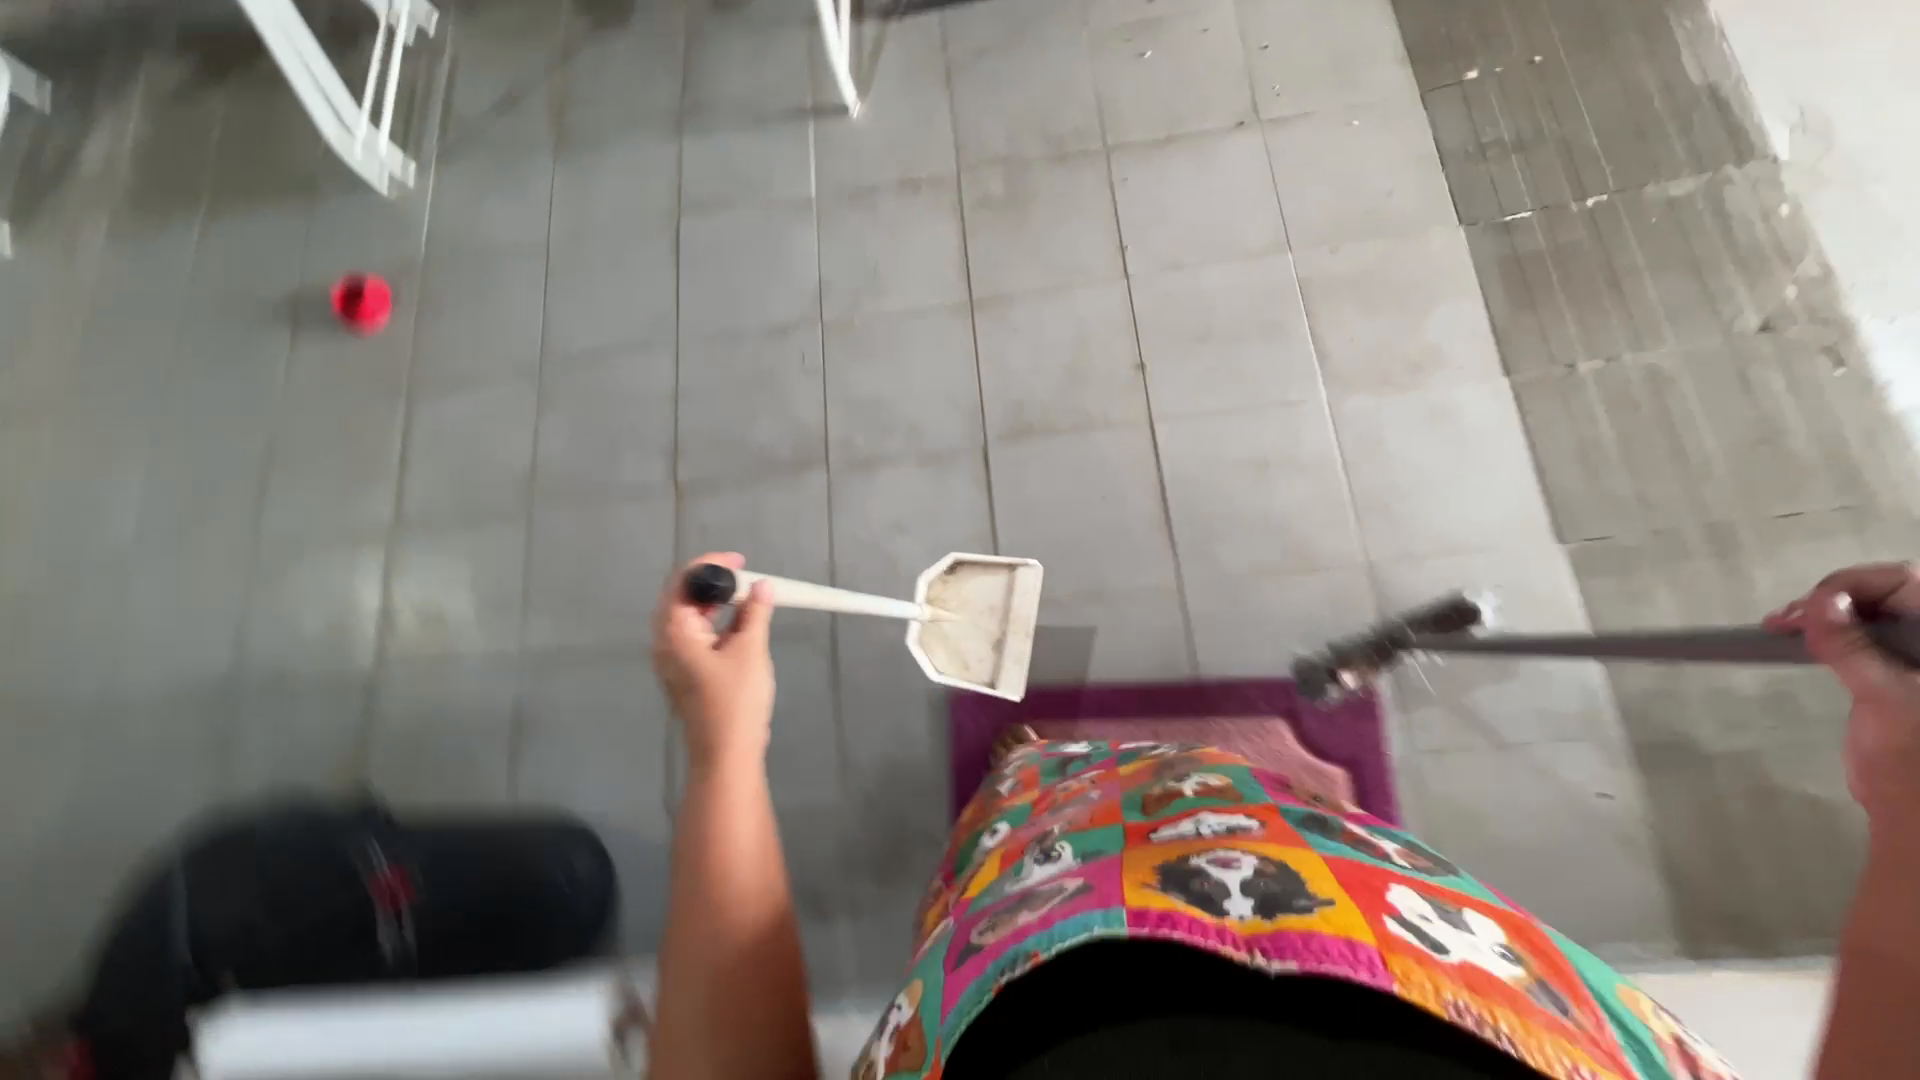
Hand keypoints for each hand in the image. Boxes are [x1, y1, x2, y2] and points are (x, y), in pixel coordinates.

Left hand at [652, 552, 776, 769]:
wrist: (725, 753)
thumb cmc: (735, 700)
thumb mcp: (750, 650)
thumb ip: (755, 612)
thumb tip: (762, 586)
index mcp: (674, 631)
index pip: (684, 581)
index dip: (711, 565)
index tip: (741, 561)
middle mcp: (666, 642)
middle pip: (682, 598)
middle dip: (714, 583)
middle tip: (746, 576)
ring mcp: (673, 660)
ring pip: (690, 618)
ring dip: (717, 604)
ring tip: (749, 597)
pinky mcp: (685, 674)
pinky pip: (696, 636)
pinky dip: (717, 624)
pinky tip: (742, 625)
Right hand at [1766, 563, 1919, 823]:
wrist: (1917, 808)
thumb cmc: (1914, 756)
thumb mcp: (1885, 697)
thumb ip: (1853, 646)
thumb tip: (1821, 601)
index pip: (1908, 584)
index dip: (1856, 585)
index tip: (1809, 608)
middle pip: (1890, 592)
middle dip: (1835, 598)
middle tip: (1785, 620)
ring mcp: (1919, 655)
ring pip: (1872, 609)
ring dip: (1825, 612)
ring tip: (1783, 627)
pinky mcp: (1898, 669)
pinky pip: (1863, 631)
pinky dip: (1828, 629)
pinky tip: (1799, 636)